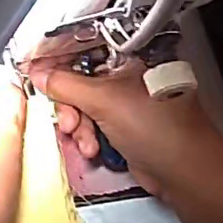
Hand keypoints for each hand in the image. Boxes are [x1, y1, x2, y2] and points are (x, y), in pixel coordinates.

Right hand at [27, 58, 222, 202]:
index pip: (84, 48)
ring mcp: (126, 102)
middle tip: (67, 119)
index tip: (37, 72)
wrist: (185, 173)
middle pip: (78, 79)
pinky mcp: (123, 126)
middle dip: (69, 104)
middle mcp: (129, 76)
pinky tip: (92, 147)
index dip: (58, 61)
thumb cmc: (163, 130)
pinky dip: (86, 136)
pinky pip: (91, 124)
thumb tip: (40, 72)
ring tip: (85, 139)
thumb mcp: (105, 101)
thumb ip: (66, 84)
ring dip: (77, 124)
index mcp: (131, 57)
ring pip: (82, 105)